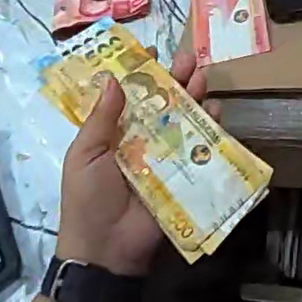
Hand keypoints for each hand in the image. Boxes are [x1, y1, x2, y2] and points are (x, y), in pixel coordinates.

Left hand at [57, 50, 209, 276]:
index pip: (129, 95)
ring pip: (182, 120)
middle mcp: (140, 139)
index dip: (141, 73)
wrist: (106, 249)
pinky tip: (216, 110)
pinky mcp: (183, 175)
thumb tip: (114, 79)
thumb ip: (101, 118)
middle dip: (176, 78)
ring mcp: (164, 156)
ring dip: (195, 97)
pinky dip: (209, 129)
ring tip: (205, 77)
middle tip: (191, 57)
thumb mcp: (85, 154)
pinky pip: (198, 148)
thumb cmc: (88, 198)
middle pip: (161, 102)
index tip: (153, 52)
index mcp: (113, 132)